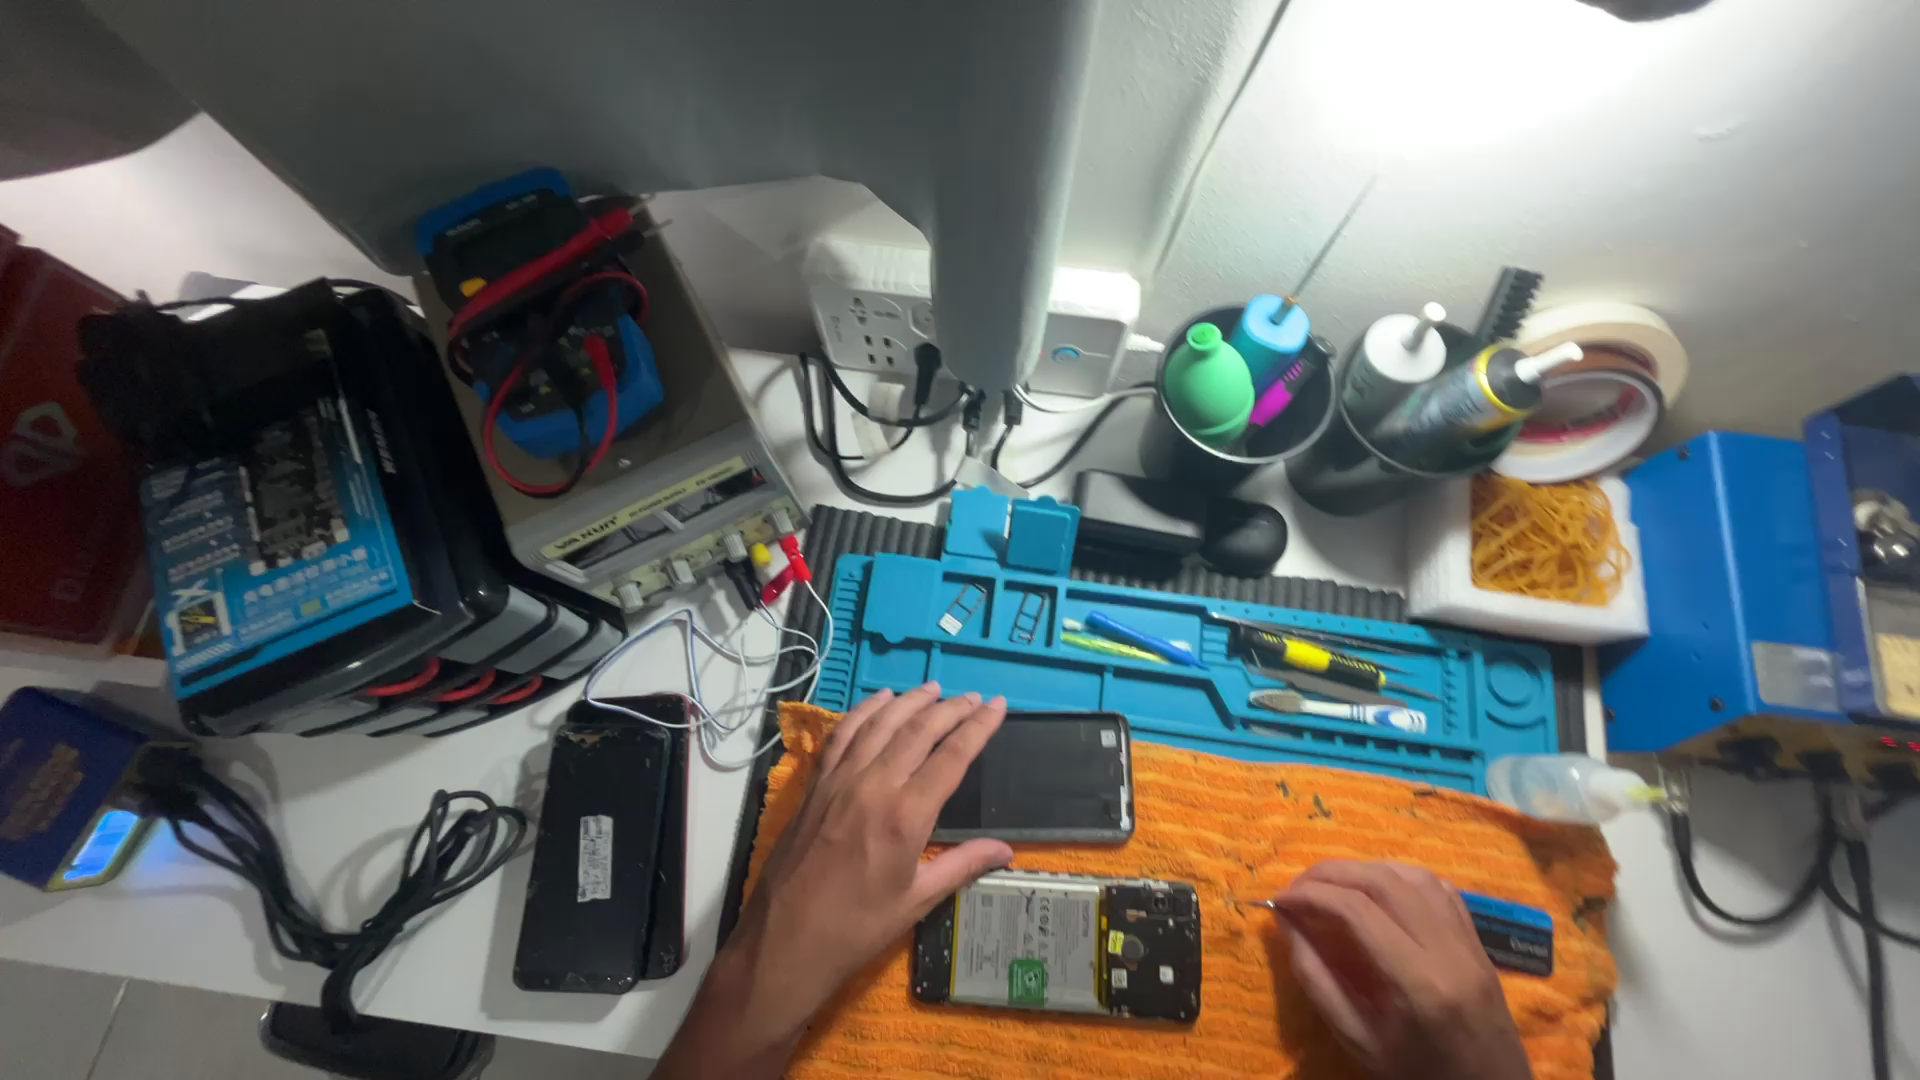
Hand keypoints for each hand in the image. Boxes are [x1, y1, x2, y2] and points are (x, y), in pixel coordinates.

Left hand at [657, 684, 1010, 1078]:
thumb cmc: (856, 928)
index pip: (952, 757)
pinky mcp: (816, 783)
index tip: (997, 706)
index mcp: (906, 817)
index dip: (978, 727)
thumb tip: (1006, 850)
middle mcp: (874, 786)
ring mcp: (841, 780)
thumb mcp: (916, 901)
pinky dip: (865, 711)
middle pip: (919, 731)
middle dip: (951, 709)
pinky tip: (880, 699)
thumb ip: (962, 865)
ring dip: (910, 701)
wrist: (784, 941)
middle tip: (974, 696)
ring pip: (881, 724)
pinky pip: (843, 734)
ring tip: (935, 688)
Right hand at [1269, 861, 1531, 1079]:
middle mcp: (1450, 952)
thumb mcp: (1356, 1040)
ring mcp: (1470, 943)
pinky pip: (1437, 888)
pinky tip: (1376, 892)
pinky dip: (1397, 877)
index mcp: (1420, 985)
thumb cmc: (1418, 1076)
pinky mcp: (1478, 942)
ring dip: (1362, 869)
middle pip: (1382, 881)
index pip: (1356, 910)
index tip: (1279, 901)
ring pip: (1411, 874)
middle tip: (1297, 888)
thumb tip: (1283, 920)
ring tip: (1332, 886)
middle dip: (1328, 874)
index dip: (1309, 895)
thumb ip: (1314, 978)